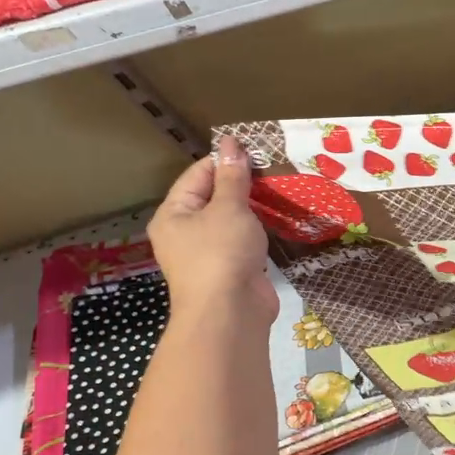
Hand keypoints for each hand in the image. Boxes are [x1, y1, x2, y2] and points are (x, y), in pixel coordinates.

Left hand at [148, 134, 277, 325]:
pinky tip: (278, 221)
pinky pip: (242, 238)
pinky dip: (257, 228)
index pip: (197, 175)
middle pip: (212, 196)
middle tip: (275, 170)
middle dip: (242, 183)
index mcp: (173, 213)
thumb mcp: (230, 208)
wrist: (229, 310)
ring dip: (253, 206)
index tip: (258, 151)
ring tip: (281, 191)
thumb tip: (230, 144)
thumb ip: (233, 177)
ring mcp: (206, 250)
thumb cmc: (221, 252)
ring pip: (230, 218)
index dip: (225, 160)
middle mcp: (184, 230)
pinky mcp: (228, 266)